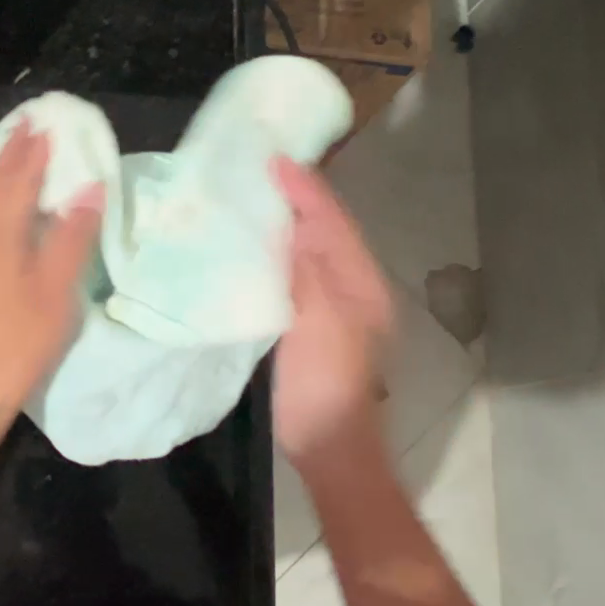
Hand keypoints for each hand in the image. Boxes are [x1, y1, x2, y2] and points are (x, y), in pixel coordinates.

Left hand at [0, 123, 104, 432]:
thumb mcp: (57, 292)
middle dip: (12, 153)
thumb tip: (90, 187)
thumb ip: (72, 238)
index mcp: (0, 238)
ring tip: (20, 153)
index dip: (32, 150)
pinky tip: (7, 208)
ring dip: (3, 174)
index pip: (16, 181)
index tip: (47, 119)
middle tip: (30, 124)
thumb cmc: (20, 343)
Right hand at [271, 157, 392, 463]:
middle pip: (321, 230)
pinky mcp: (306, 325)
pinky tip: (244, 249)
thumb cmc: (325, 386)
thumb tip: (285, 226)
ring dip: (279, 224)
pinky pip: (288, 277)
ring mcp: (330, 307)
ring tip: (246, 198)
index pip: (331, 221)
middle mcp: (350, 287)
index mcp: (360, 282)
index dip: (303, 188)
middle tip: (255, 169)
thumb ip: (303, 270)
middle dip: (292, 198)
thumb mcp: (317, 323)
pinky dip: (269, 256)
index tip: (270, 159)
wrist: (329, 446)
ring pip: (305, 252)